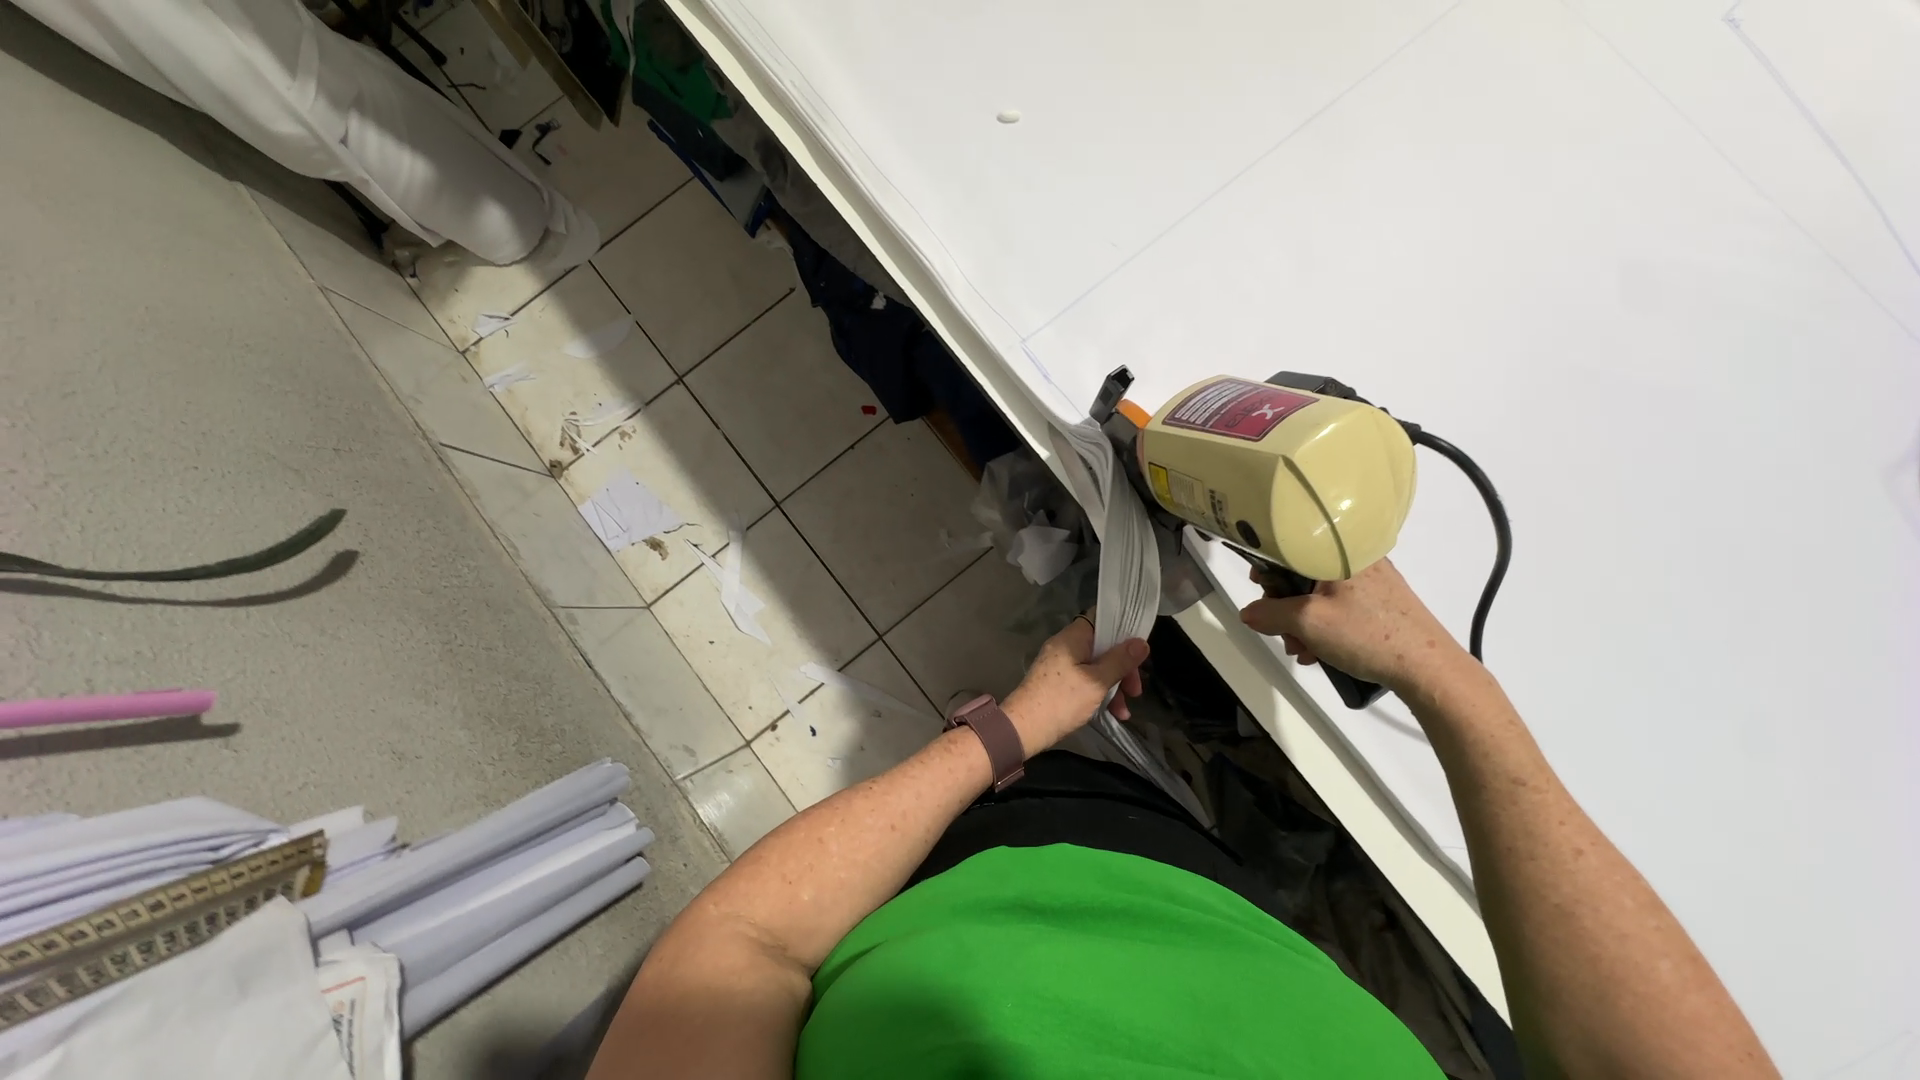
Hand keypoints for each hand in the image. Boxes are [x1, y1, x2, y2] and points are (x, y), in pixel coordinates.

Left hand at [1000, 611, 1149, 754]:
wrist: (1024, 728)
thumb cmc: (1062, 701)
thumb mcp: (1097, 681)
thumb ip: (1120, 661)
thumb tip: (1141, 642)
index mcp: (1073, 638)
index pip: (1102, 618)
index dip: (1124, 629)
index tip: (1140, 649)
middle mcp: (1066, 646)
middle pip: (1103, 646)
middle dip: (1123, 668)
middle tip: (1135, 691)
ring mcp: (1061, 664)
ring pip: (1097, 666)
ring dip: (1114, 686)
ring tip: (1124, 712)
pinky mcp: (1058, 682)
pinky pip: (1086, 679)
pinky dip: (1100, 693)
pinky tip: (1112, 713)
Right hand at [1239, 558, 1471, 694]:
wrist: (1428, 668)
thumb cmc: (1366, 634)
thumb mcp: (1307, 622)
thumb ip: (1270, 613)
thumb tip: (1249, 613)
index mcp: (1342, 553)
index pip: (1293, 549)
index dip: (1269, 568)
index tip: (1260, 591)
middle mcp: (1360, 560)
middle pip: (1305, 576)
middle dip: (1286, 607)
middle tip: (1284, 634)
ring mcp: (1374, 584)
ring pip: (1322, 596)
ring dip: (1304, 623)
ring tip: (1304, 651)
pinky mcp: (1383, 605)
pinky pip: (1341, 608)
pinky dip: (1325, 626)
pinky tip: (1322, 652)